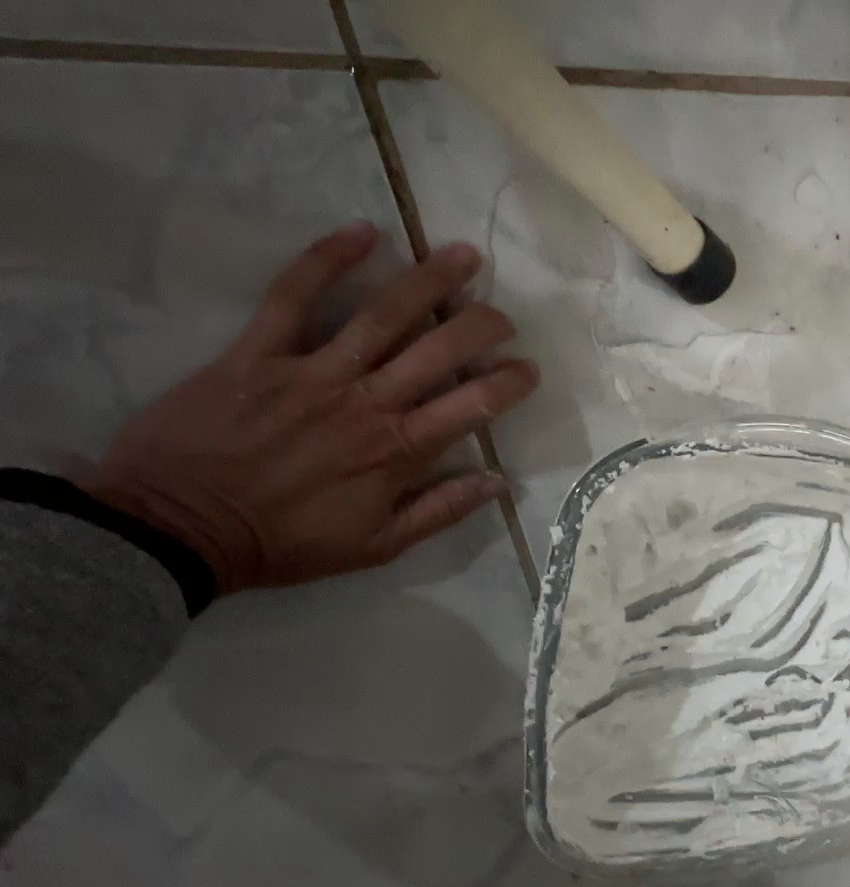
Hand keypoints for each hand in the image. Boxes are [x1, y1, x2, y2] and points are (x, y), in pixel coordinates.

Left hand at [80, 221, 540, 593]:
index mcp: (399, 450)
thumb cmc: (286, 542)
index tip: (529, 369)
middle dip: (481, 325)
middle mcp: (367, 403)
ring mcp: (312, 372)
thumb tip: (500, 482)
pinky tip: (363, 233)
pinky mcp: (256, 354)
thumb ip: (442, 511)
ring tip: (461, 254)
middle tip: (503, 315)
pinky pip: (293, 298)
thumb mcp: (379, 545)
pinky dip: (326, 261)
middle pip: (438, 350)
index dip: (509, 382)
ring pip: (382, 316)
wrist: (174, 528)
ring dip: (427, 281)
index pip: (473, 405)